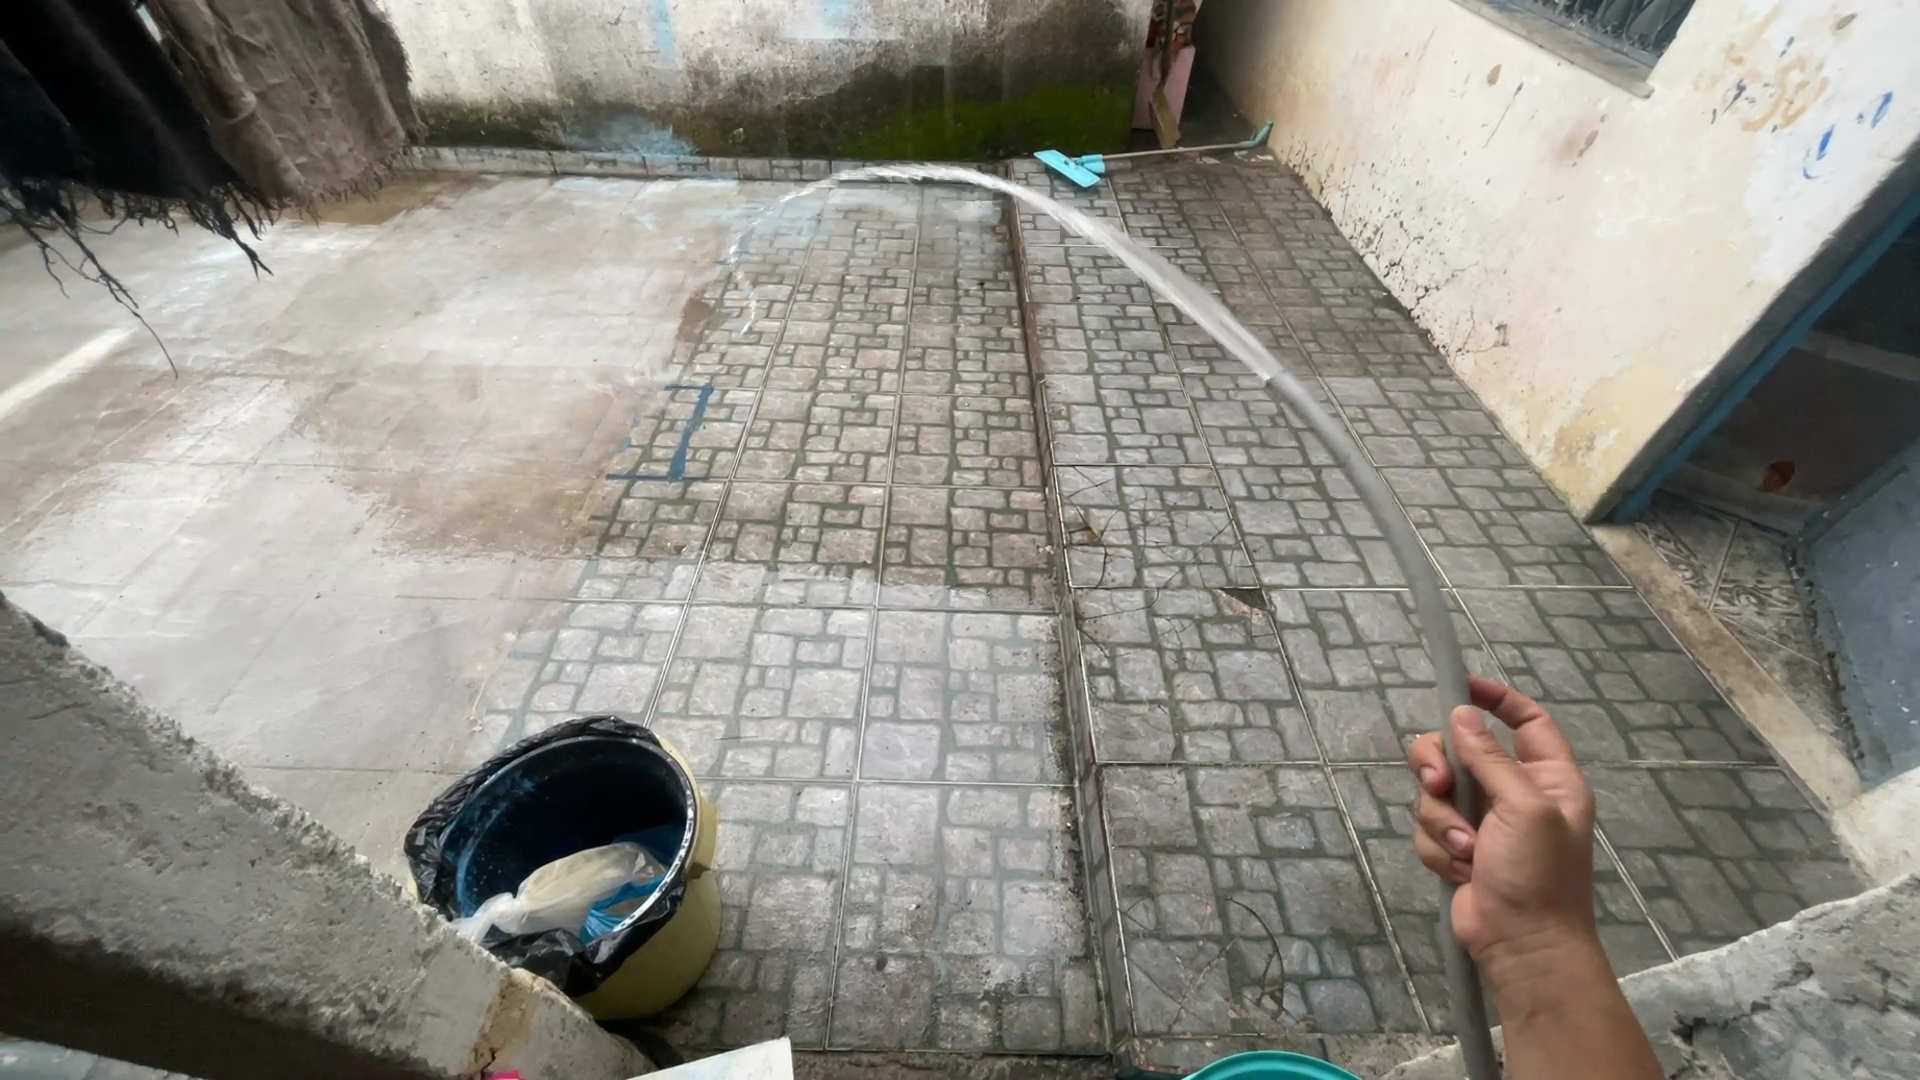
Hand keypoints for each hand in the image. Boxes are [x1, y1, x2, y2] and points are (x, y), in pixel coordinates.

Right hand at [1406, 676, 1599, 986]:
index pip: (1526, 722)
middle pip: (1458, 749)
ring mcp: (1481, 818)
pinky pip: (1426, 823)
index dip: (1496, 699)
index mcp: (1547, 779)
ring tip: (1462, 850)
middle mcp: (1511, 792)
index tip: (1460, 687)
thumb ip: (1491, 759)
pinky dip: (1436, 845)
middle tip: (1437, 782)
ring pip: (1433, 789)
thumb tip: (1461, 715)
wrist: (1522, 945)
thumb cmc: (1539, 875)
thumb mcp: (1524, 810)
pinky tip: (1459, 868)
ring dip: (1440, 819)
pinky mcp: (1454, 842)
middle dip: (1437, 764)